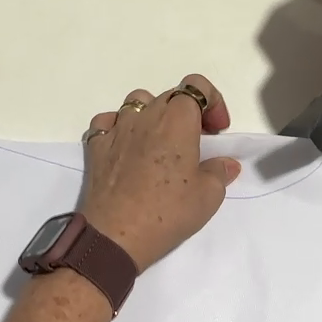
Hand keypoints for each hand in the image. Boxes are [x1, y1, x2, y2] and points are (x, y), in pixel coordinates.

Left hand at [79, 74, 238, 271]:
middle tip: (196, 143)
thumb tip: (225, 164)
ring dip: (153, 115)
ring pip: (137, 103)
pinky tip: (127, 147)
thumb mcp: (208, 197)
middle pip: (169, 96)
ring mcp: (117, 129)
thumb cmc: (167, 213)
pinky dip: (119, 128)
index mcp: (176, 120)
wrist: (116, 236)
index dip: (211, 102)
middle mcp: (145, 116)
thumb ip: (219, 172)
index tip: (216, 130)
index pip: (196, 85)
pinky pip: (107, 122)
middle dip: (188, 113)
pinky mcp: (96, 147)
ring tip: (160, 142)